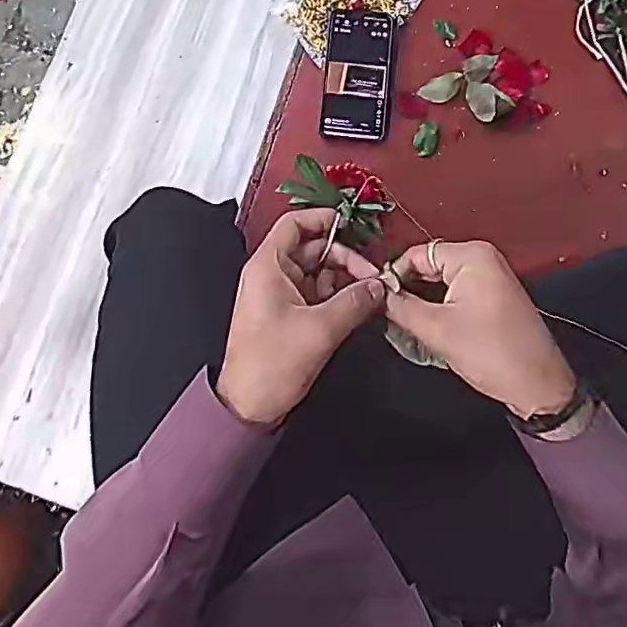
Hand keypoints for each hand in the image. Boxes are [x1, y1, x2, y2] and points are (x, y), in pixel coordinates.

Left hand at [216, 208, 383, 425]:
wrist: (248, 408)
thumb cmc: (269, 366)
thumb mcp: (319, 329)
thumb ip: (354, 302)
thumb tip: (378, 286)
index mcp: (268, 267)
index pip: (293, 224)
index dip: (321, 219)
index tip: (349, 224)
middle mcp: (273, 275)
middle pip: (314, 248)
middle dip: (345, 257)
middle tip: (371, 275)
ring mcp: (282, 294)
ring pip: (320, 271)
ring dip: (346, 278)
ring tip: (371, 292)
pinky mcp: (291, 314)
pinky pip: (319, 292)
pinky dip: (340, 295)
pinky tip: (360, 304)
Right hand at [384, 241, 576, 418]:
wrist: (538, 385)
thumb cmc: (495, 354)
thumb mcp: (437, 330)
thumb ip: (401, 308)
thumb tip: (378, 296)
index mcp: (472, 256)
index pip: (417, 254)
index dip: (394, 275)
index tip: (378, 298)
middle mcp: (483, 258)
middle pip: (429, 266)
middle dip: (408, 290)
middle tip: (388, 316)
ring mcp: (490, 276)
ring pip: (441, 282)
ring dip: (423, 301)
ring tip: (405, 325)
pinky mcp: (493, 295)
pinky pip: (456, 292)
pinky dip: (440, 307)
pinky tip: (428, 327)